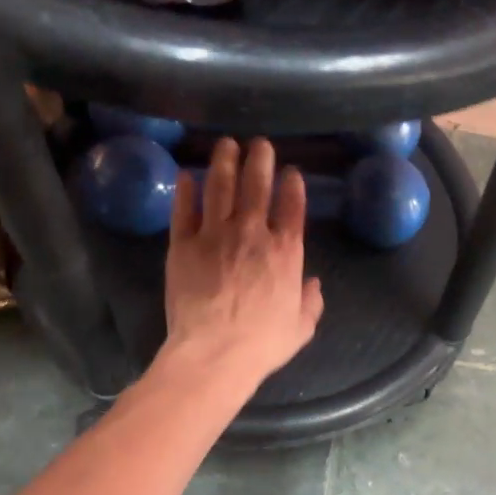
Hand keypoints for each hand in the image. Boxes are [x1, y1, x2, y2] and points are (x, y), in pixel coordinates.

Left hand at [161, 137, 323, 383]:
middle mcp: (252, 233)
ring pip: (220, 187)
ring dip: (224, 162)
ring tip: (226, 144)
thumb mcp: (301, 327)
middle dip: (259, 161)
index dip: (293, 186)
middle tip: (259, 144)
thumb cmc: (263, 343)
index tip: (291, 172)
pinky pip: (184, 209)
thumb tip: (313, 285)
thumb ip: (310, 302)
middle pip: (256, 187)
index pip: (292, 207)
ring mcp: (214, 235)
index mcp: (286, 252)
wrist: (215, 351)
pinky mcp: (182, 244)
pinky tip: (187, 174)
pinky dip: (186, 189)